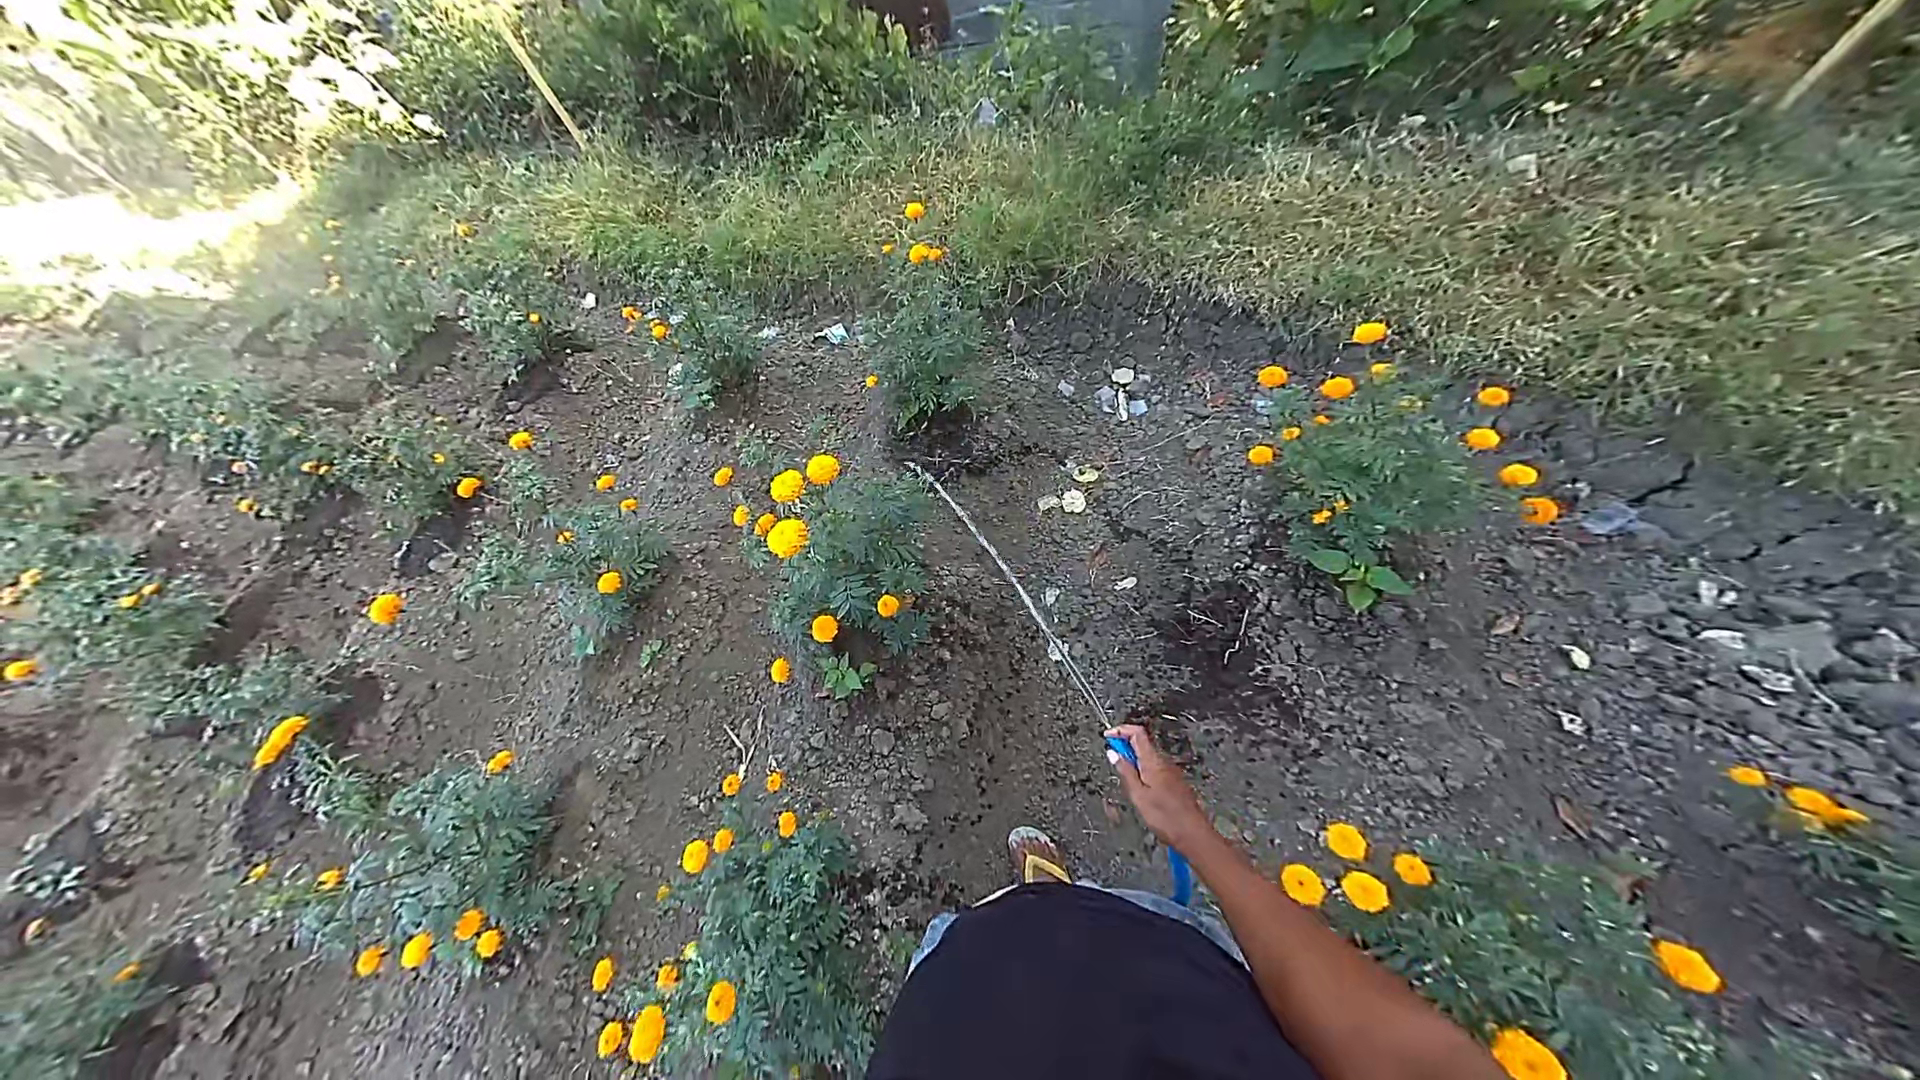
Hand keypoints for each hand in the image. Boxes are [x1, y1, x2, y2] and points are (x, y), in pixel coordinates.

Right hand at [1105, 724, 1212, 850]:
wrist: (1193, 834)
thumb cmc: (1167, 818)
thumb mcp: (1138, 795)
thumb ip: (1125, 771)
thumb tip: (1114, 753)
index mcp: (1153, 762)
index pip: (1137, 733)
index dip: (1121, 730)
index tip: (1108, 736)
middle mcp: (1164, 762)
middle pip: (1142, 743)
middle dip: (1125, 747)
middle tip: (1114, 761)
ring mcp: (1171, 771)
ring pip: (1148, 757)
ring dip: (1134, 760)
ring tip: (1128, 782)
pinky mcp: (1175, 782)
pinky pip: (1155, 768)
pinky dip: (1144, 771)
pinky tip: (1142, 790)